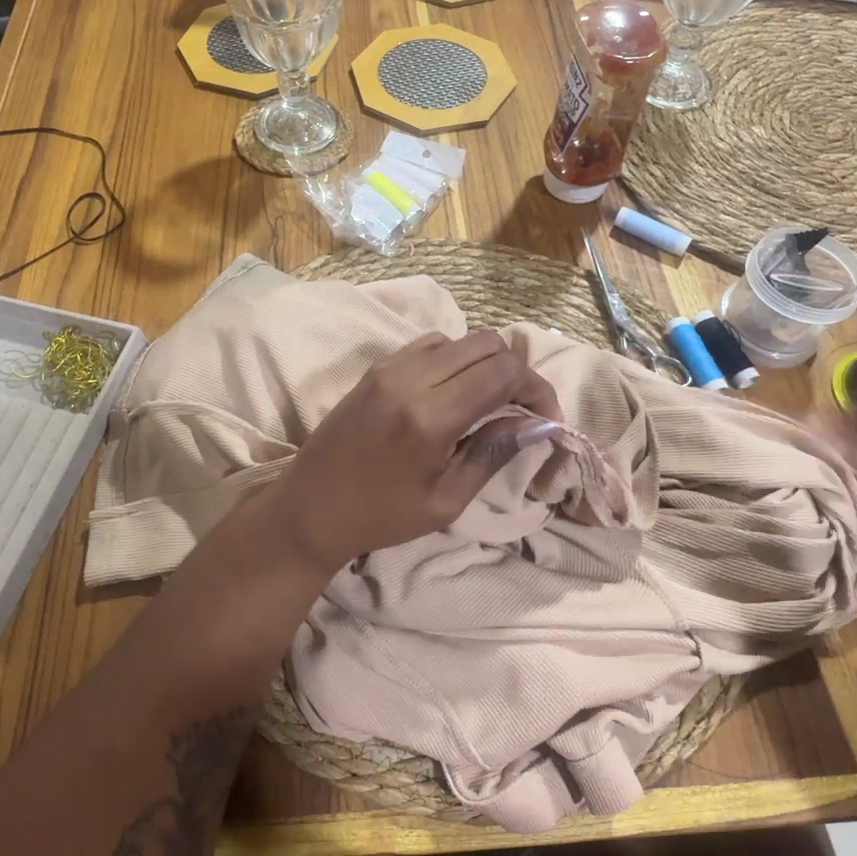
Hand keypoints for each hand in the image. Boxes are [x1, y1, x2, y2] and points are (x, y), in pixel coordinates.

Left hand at [264, 331, 563, 572]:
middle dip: (517, 372)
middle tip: (523, 410)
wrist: (309, 509)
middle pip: (487, 343)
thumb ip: (492, 453)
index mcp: (431, 416)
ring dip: (485, 363)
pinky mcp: (376, 368)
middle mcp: (411, 378)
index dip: (537, 389)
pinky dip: (454, 359)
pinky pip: (429, 344)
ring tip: (490, 403)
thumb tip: (535, 422)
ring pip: (459, 338)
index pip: (505, 372)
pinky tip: (454, 393)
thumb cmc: (380, 517)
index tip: (547, 419)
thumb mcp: (446, 501)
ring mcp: (389, 368)